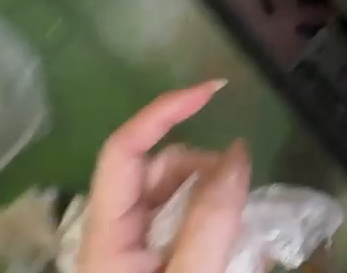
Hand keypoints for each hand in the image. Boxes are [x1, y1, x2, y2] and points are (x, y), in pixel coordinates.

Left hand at [78, 81, 250, 272]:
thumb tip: (237, 150)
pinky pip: (178, 221)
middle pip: (154, 169)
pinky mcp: (146, 269)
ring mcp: (128, 256)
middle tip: (241, 189)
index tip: (214, 91)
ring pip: (170, 193)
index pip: (123, 149)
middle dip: (201, 163)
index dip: (165, 111)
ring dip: (208, 190)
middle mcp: (111, 238)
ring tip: (239, 224)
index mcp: (105, 238)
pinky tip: (229, 241)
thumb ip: (210, 222)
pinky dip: (207, 215)